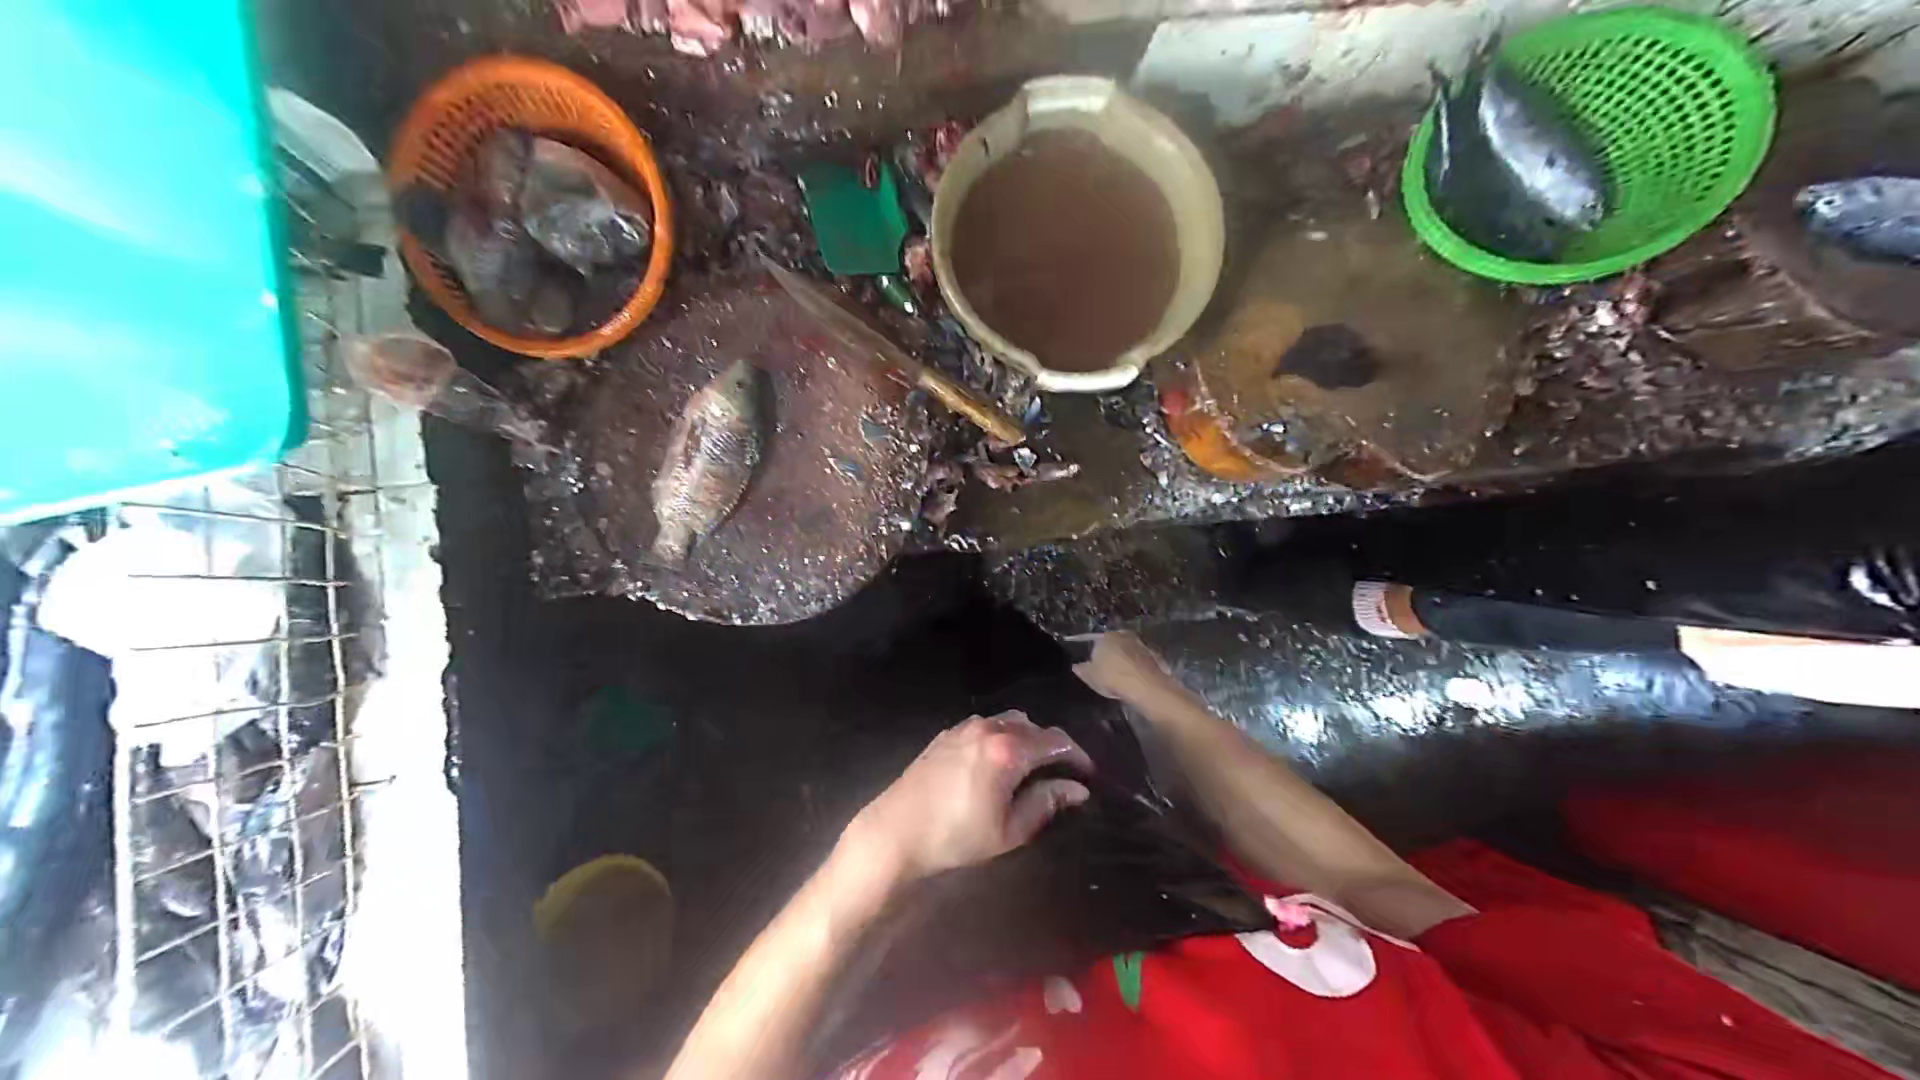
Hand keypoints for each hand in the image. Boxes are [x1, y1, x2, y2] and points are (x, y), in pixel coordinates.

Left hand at [841, 711, 1091, 884]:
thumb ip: (1046, 803)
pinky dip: (1002, 735)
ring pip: (1009, 720)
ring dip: (1027, 737)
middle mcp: (988, 728)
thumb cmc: (956, 837)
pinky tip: (998, 760)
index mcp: (1007, 750)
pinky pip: (985, 724)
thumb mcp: (1009, 830)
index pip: (1056, 742)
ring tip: (1032, 765)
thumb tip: (1077, 789)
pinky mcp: (946, 734)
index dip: (1078, 756)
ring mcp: (964, 727)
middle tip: (1062, 772)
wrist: (896, 832)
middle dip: (1053, 746)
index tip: (1088, 774)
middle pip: (1034, 726)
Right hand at [1073, 632, 1185, 705]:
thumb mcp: (1090, 677)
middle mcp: (1124, 635)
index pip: (1097, 644)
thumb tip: (1077, 666)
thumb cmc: (1112, 677)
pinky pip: (1143, 661)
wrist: (1144, 685)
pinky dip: (1140, 668)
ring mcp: (1141, 644)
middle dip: (1113, 656)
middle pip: (1116, 645)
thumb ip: (1082, 670)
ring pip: (1130, 652)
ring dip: (1128, 661)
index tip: (1097, 669)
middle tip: (1111, 672)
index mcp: (1105, 637)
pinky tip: (1138, 680)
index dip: (1096, 657)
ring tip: (1125, 677)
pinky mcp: (1156, 655)